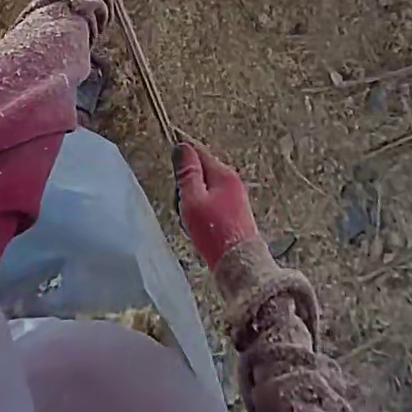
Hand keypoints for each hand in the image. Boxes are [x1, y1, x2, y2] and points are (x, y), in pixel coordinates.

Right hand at [175, 141, 260, 269]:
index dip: (182, 155)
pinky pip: (211, 202)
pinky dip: (202, 211)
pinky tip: (200, 228)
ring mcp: (234, 197)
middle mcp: (232, 181)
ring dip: (193, 201)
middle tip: (183, 204)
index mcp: (223, 174)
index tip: (171, 167)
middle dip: (186, 185)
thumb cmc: (215, 233)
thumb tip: (182, 146)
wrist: (240, 265)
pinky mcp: (234, 212)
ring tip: (192, 221)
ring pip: (204, 188)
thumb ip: (187, 172)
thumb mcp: (193, 199)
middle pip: (200, 171)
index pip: (199, 151)